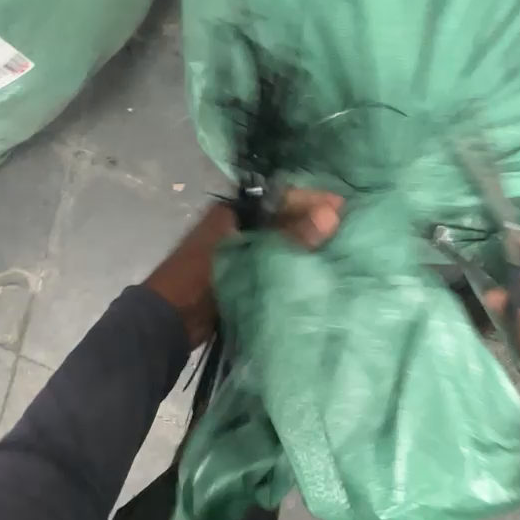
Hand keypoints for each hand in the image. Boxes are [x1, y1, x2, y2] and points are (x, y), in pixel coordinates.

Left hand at [141, 190, 346, 345]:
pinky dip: (296, 266)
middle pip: (285, 219)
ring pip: (283, 243)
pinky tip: (319, 272)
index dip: (312, 201)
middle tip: (350, 231)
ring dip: (308, 246)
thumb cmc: (202, 280)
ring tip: (342, 251)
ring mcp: (243, 254)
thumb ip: (289, 237)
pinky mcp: (246, 278)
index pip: (282, 197)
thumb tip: (333, 213)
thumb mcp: (248, 256)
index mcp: (235, 213)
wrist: (168, 322)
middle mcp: (240, 228)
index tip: (343, 209)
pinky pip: (278, 265)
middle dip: (315, 224)